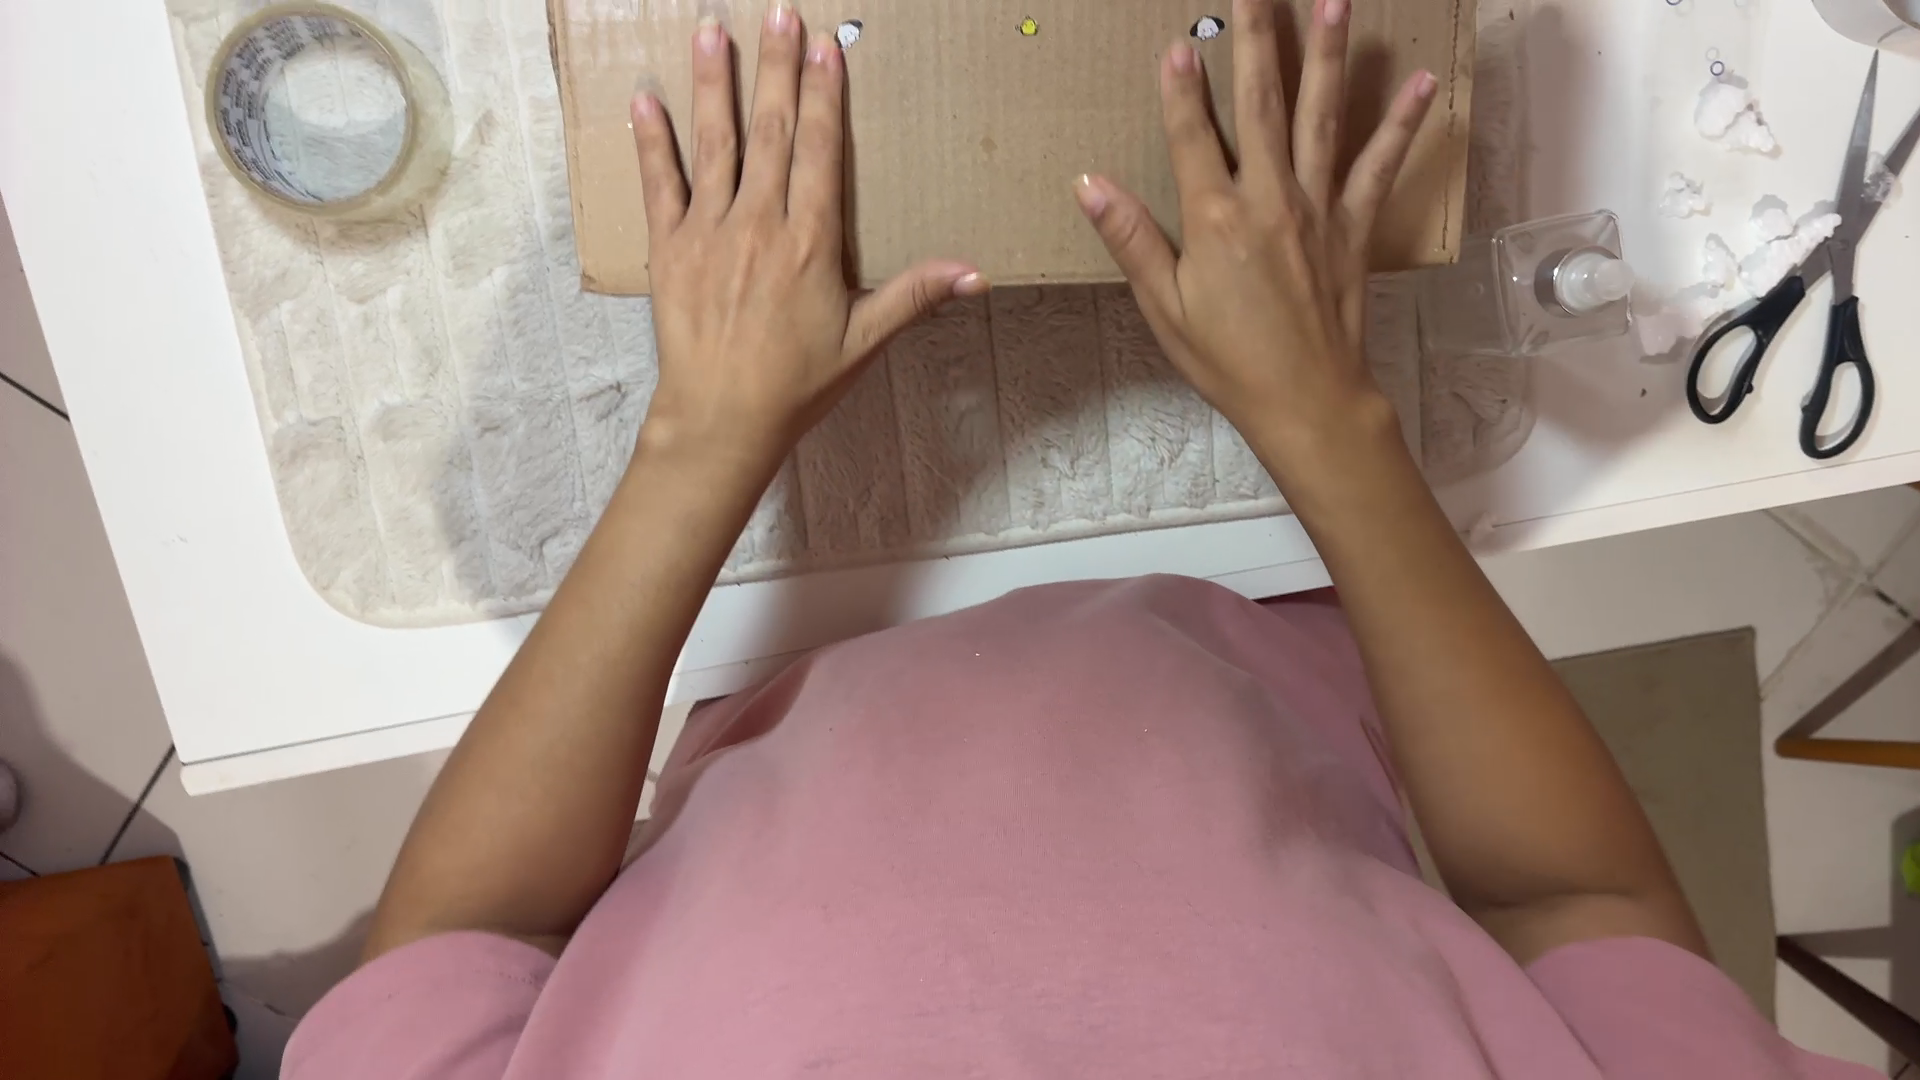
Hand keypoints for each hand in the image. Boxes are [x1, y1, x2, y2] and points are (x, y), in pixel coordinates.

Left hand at [631, 7, 985, 469]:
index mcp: (810, 243)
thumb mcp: (864, 342)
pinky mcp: (670, 250)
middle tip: (778, 12)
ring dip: (714, 83)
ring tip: (712, 29)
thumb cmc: (798, 383)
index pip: (820, 153)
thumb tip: (974, 274)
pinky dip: (651, 142)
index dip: (824, 96)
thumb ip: (913, 297)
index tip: (825, 47)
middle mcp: (760, 224)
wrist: (724, 417)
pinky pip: (659, 185)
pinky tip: (644, 100)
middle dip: (777, 69)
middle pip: (771, 132)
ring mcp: (710, 232)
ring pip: (714, 144)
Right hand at [1074, 0, 1435, 482]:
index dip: (1181, 88)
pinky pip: (1378, 166)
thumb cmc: (1225, 361)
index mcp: (1215, 220)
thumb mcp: (1164, 309)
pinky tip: (1419, 80)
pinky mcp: (1353, 227)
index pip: (1193, 136)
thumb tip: (1089, 185)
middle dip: (1256, 38)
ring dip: (1328, 52)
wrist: (1305, 398)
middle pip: (1261, 104)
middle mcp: (1269, 198)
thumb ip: (1131, 242)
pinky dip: (1400, 123)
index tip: (1178, 40)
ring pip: (1322, 115)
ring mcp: (1317, 208)